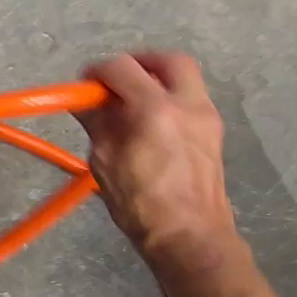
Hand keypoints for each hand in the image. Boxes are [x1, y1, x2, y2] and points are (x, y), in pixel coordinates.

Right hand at [73, 51, 238, 269]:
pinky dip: (167, 98)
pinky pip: (190, 99)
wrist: (189, 235)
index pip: (122, 68)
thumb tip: (86, 103)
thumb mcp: (104, 160)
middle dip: (139, 62)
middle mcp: (187, 104)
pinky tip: (147, 123)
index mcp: (155, 109)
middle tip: (115, 79)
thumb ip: (97, 123)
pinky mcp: (213, 133)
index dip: (97, 71)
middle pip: (168, 61)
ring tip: (129, 103)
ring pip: (184, 79)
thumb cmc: (139, 202)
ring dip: (155, 80)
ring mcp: (207, 118)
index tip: (82, 86)